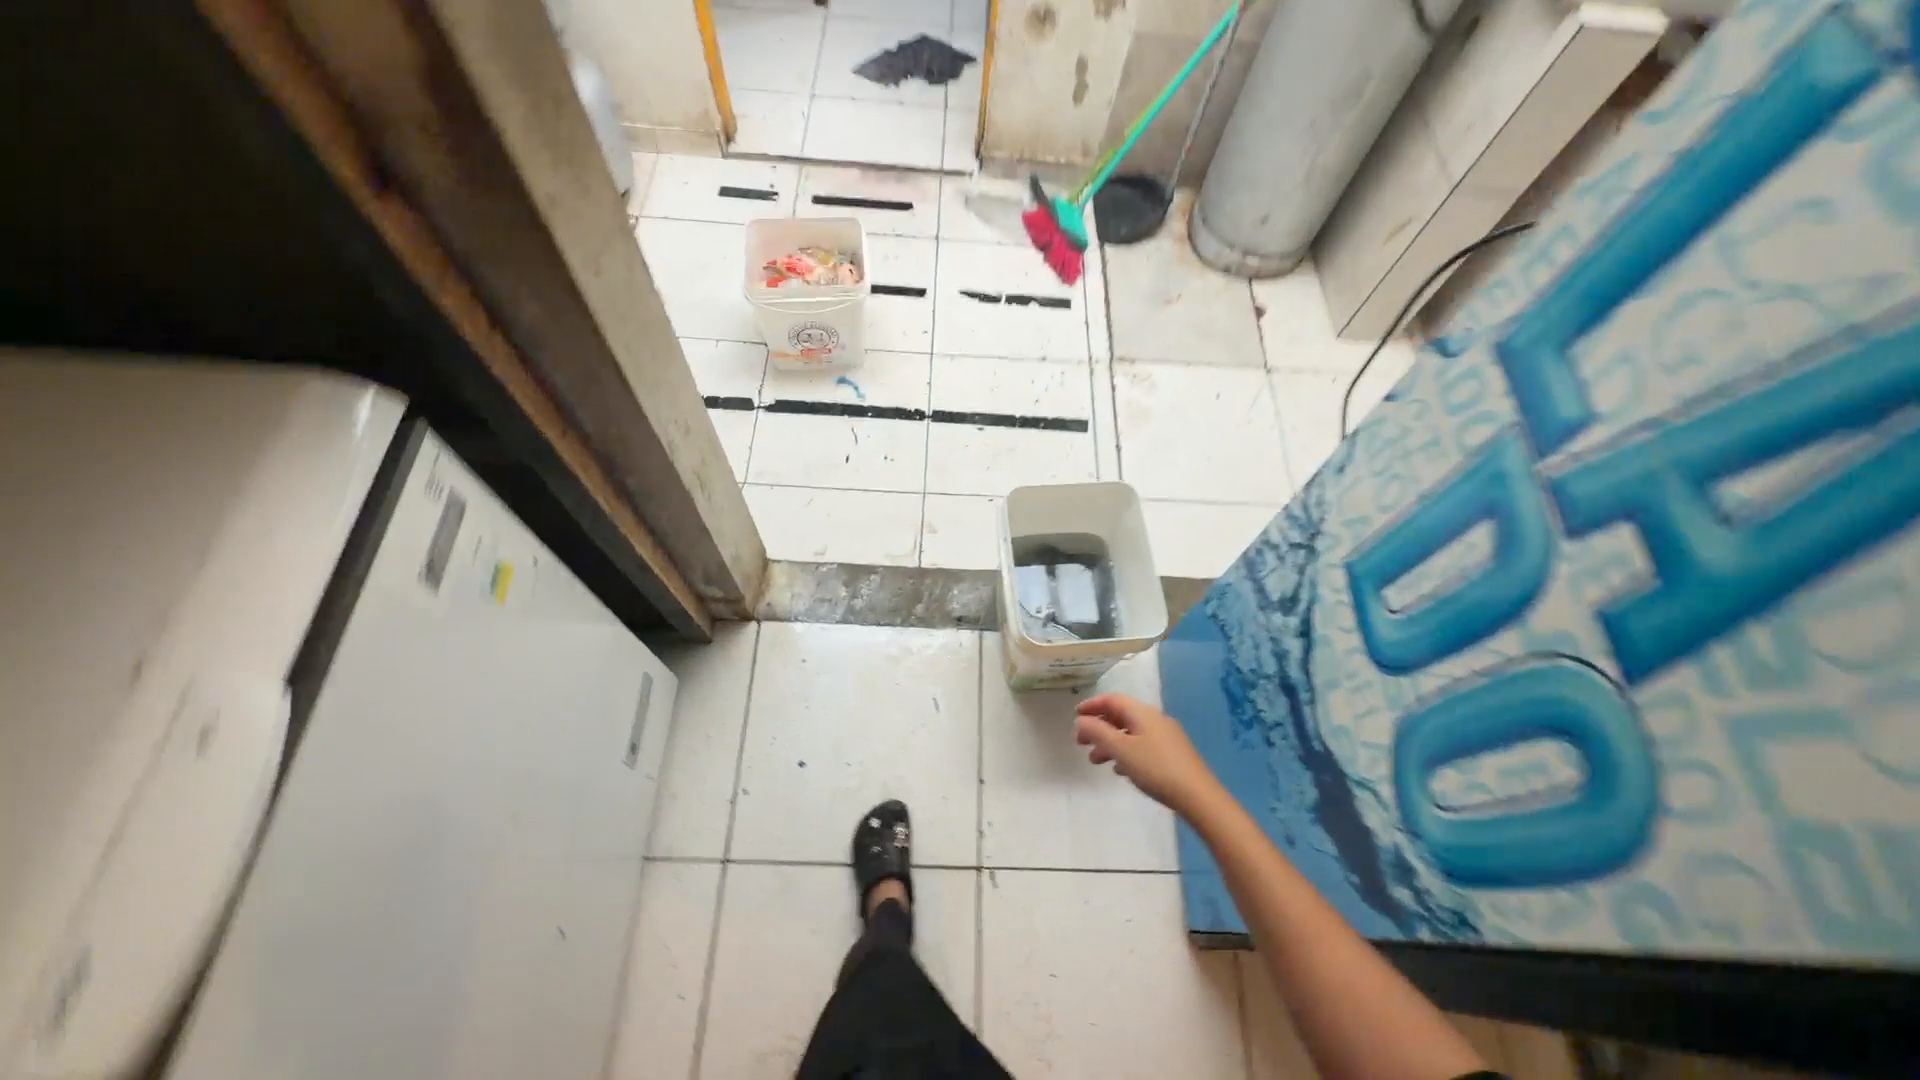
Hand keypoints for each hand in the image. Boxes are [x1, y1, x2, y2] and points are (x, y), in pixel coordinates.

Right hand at [1074, 694, 1221, 814]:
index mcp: (1142, 713)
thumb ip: (1098, 732)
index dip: (1092, 705)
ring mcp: (1166, 737)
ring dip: (1110, 743)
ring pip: (1131, 733)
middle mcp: (1155, 720)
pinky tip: (1121, 770)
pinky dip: (1126, 752)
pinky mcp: (1172, 754)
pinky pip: (1142, 745)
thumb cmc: (1155, 768)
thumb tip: (1081, 721)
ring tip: (1096, 761)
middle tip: (1081, 743)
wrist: (1197, 795)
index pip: (1113, 700)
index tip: (1075, 716)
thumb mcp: (1121, 750)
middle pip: (1121, 716)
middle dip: (1099, 728)